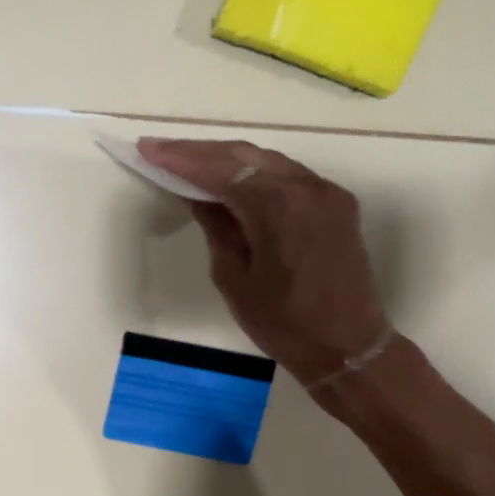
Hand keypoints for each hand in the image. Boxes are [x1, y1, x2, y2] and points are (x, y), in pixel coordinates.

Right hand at [138, 137, 390, 385]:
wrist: (347, 346)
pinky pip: (286, 175)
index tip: (147, 149)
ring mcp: (326, 192)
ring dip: (226, 158)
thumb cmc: (283, 323)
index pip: (220, 170)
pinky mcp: (335, 203)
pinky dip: (253, 172)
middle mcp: (307, 188)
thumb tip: (198, 196)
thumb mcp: (234, 278)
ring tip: (186, 160)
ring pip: (267, 161)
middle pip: (244, 156)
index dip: (180, 159)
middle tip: (159, 149)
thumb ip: (217, 228)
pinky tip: (228, 179)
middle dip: (199, 151)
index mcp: (279, 208)